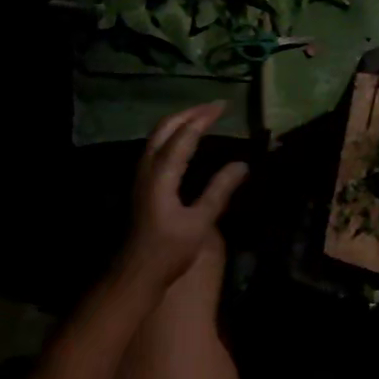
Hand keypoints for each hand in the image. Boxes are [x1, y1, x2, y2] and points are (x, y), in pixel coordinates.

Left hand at [121, 103, 248, 285]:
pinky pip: (156, 148)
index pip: (183, 135)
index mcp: (162, 175)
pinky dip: (172, 136)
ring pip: (157, 136)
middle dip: (189, 113)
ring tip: (201, 116)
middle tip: (214, 106)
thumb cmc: (169, 251)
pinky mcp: (143, 184)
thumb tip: (242, 164)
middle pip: (165, 128)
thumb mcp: (200, 222)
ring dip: (179, 122)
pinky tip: (185, 142)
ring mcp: (141, 176)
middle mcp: (147, 168)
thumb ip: (219, 191)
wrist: (137, 272)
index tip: (223, 106)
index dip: (203, 118)